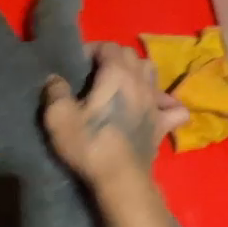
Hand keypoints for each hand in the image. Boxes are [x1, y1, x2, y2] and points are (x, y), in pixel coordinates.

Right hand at [42, 42, 190, 184]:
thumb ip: (55, 91)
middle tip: (93, 74)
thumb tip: (55, 78)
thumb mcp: (59, 117)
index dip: (90, 50)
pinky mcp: (162, 125)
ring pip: (152, 73)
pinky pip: (172, 106)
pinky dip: (164, 102)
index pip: (108, 46)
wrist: (120, 180)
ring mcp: (155, 103)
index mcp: (117, 74)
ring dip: (137, 72)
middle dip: (112, 58)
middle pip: (131, 55)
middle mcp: (141, 82)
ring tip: (120, 85)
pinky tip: (154, 108)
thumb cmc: (89, 144)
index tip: (75, 66)